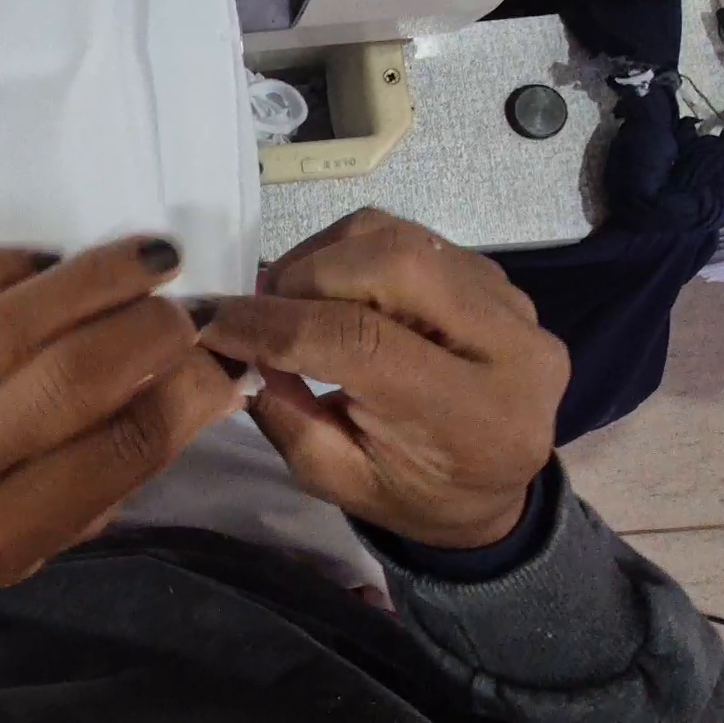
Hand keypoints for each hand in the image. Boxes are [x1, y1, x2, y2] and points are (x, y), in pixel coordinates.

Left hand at [0, 237, 244, 612]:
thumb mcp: (59, 526)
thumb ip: (130, 457)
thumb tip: (216, 376)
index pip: (114, 453)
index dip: (185, 394)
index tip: (223, 353)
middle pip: (62, 380)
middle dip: (144, 333)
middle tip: (188, 308)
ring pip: (7, 324)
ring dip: (91, 281)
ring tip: (151, 259)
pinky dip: (9, 262)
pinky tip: (56, 259)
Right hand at [201, 209, 568, 549]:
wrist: (486, 487)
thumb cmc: (406, 491)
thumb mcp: (332, 477)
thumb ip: (281, 410)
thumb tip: (234, 341)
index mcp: (474, 416)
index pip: (362, 342)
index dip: (273, 325)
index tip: (213, 325)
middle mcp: (510, 346)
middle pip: (394, 263)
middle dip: (304, 279)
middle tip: (263, 310)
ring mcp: (509, 302)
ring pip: (395, 236)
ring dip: (321, 258)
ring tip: (291, 298)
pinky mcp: (490, 276)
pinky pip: (403, 233)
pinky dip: (344, 249)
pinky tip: (327, 287)